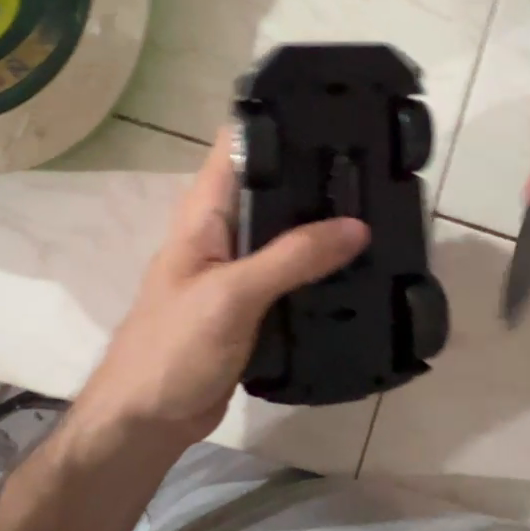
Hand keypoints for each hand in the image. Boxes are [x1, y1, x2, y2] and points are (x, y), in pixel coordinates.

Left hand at [79, 129, 369, 445]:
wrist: (148, 419)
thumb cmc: (174, 347)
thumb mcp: (233, 295)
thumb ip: (292, 258)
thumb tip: (357, 227)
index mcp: (204, 212)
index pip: (240, 144)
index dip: (280, 120)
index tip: (334, 111)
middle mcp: (222, 231)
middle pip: (272, 185)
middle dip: (317, 172)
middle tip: (378, 162)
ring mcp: (238, 268)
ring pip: (286, 231)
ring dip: (323, 222)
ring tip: (382, 205)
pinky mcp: (253, 304)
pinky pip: (291, 272)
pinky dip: (319, 265)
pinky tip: (359, 263)